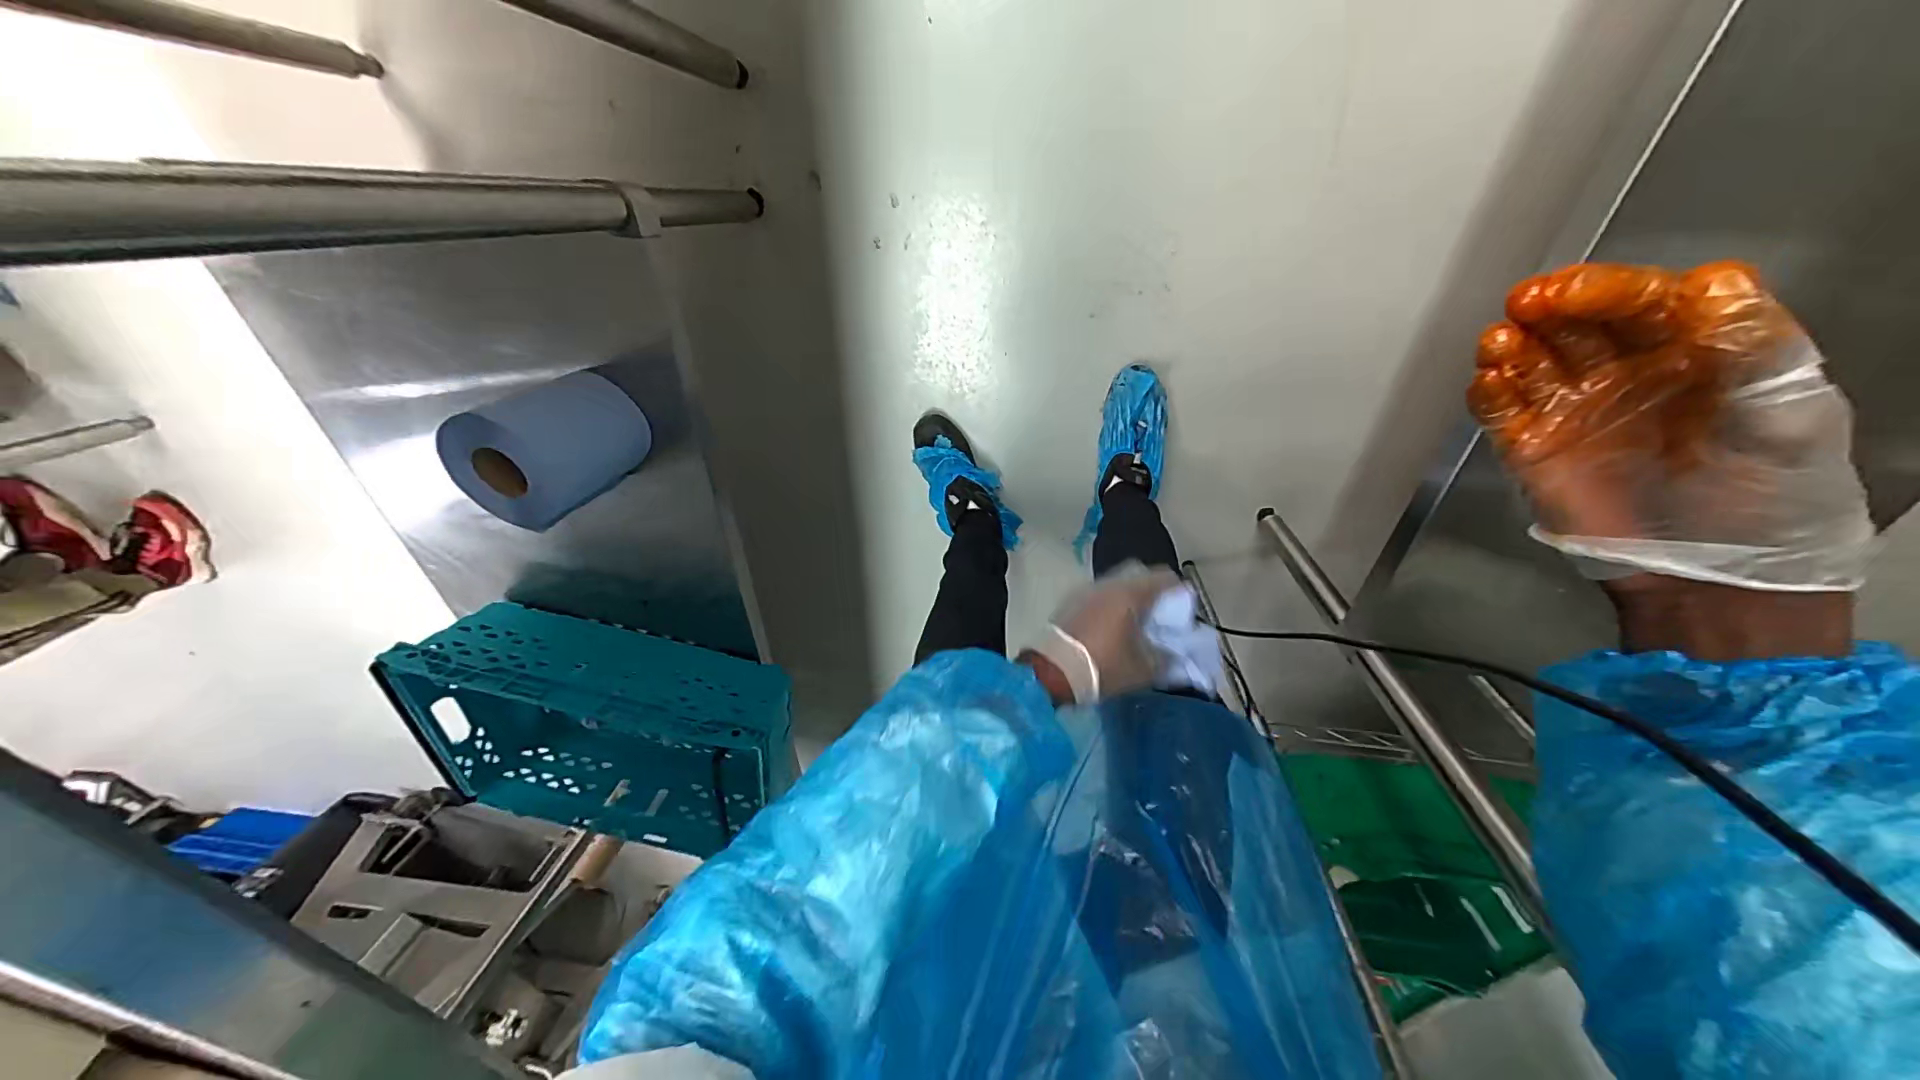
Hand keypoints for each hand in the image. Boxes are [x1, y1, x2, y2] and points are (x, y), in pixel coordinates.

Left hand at [1022, 566, 1182, 703]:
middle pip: (1141, 577)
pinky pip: (1100, 596)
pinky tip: (1114, 628)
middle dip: (1155, 595)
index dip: (1179, 594)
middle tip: (1162, 619)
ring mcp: (1086, 591)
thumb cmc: (1102, 667)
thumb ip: (1167, 658)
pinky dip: (1112, 605)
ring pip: (1118, 586)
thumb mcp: (1144, 669)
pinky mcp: (1070, 602)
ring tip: (1138, 625)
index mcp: (1129, 593)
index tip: (1184, 614)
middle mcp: (1107, 584)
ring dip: (1131, 600)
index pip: (1165, 578)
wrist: (1050, 672)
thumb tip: (1176, 654)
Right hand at [1467, 261, 1870, 656]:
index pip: (1641, 301)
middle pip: (1573, 324)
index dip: (1604, 289)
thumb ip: (1756, 344)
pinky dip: (1488, 395)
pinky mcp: (1532, 448)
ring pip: (1528, 363)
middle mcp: (1623, 373)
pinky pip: (1500, 413)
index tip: (1569, 291)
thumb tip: (1708, 283)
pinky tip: (1487, 382)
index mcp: (1690, 352)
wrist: (1711, 575)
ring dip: (1509, 348)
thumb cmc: (1769, 494)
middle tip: (1524, 305)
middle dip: (1545, 308)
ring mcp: (1572, 411)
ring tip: (1498, 345)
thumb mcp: (1790, 411)